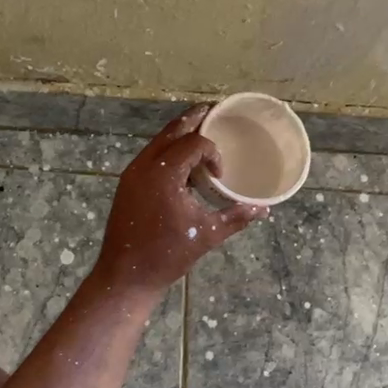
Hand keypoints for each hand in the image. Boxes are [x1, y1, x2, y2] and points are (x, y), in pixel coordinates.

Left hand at [93, 106, 267, 293]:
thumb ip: (236, 217)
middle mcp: (145, 166)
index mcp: (164, 174)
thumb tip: (263, 208)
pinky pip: (151, 156)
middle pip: (172, 130)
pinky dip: (168, 151)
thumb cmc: (166, 255)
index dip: (212, 152)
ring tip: (199, 131)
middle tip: (213, 110)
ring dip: (180, 134)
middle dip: (194, 119)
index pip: (193, 143)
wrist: (124, 277)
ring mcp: (133, 173)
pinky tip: (181, 163)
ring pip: (159, 141)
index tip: (221, 174)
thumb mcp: (207, 235)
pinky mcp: (128, 184)